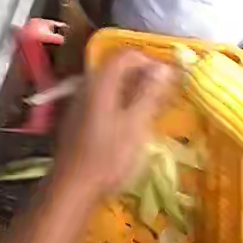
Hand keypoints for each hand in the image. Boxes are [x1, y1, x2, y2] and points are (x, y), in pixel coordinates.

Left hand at [50, 50, 174, 203]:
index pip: (127, 54)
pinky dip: (121, 102)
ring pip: (110, 84)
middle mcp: (87, 86)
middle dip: (144, 74)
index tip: (170, 76)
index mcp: (101, 82)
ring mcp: (79, 103)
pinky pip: (103, 99)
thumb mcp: (136, 124)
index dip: (151, 59)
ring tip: (154, 106)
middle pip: (118, 67)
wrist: (72, 188)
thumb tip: (165, 67)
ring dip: (133, 89)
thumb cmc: (108, 157)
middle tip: (165, 91)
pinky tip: (133, 121)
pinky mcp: (78, 119)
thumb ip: (150, 93)